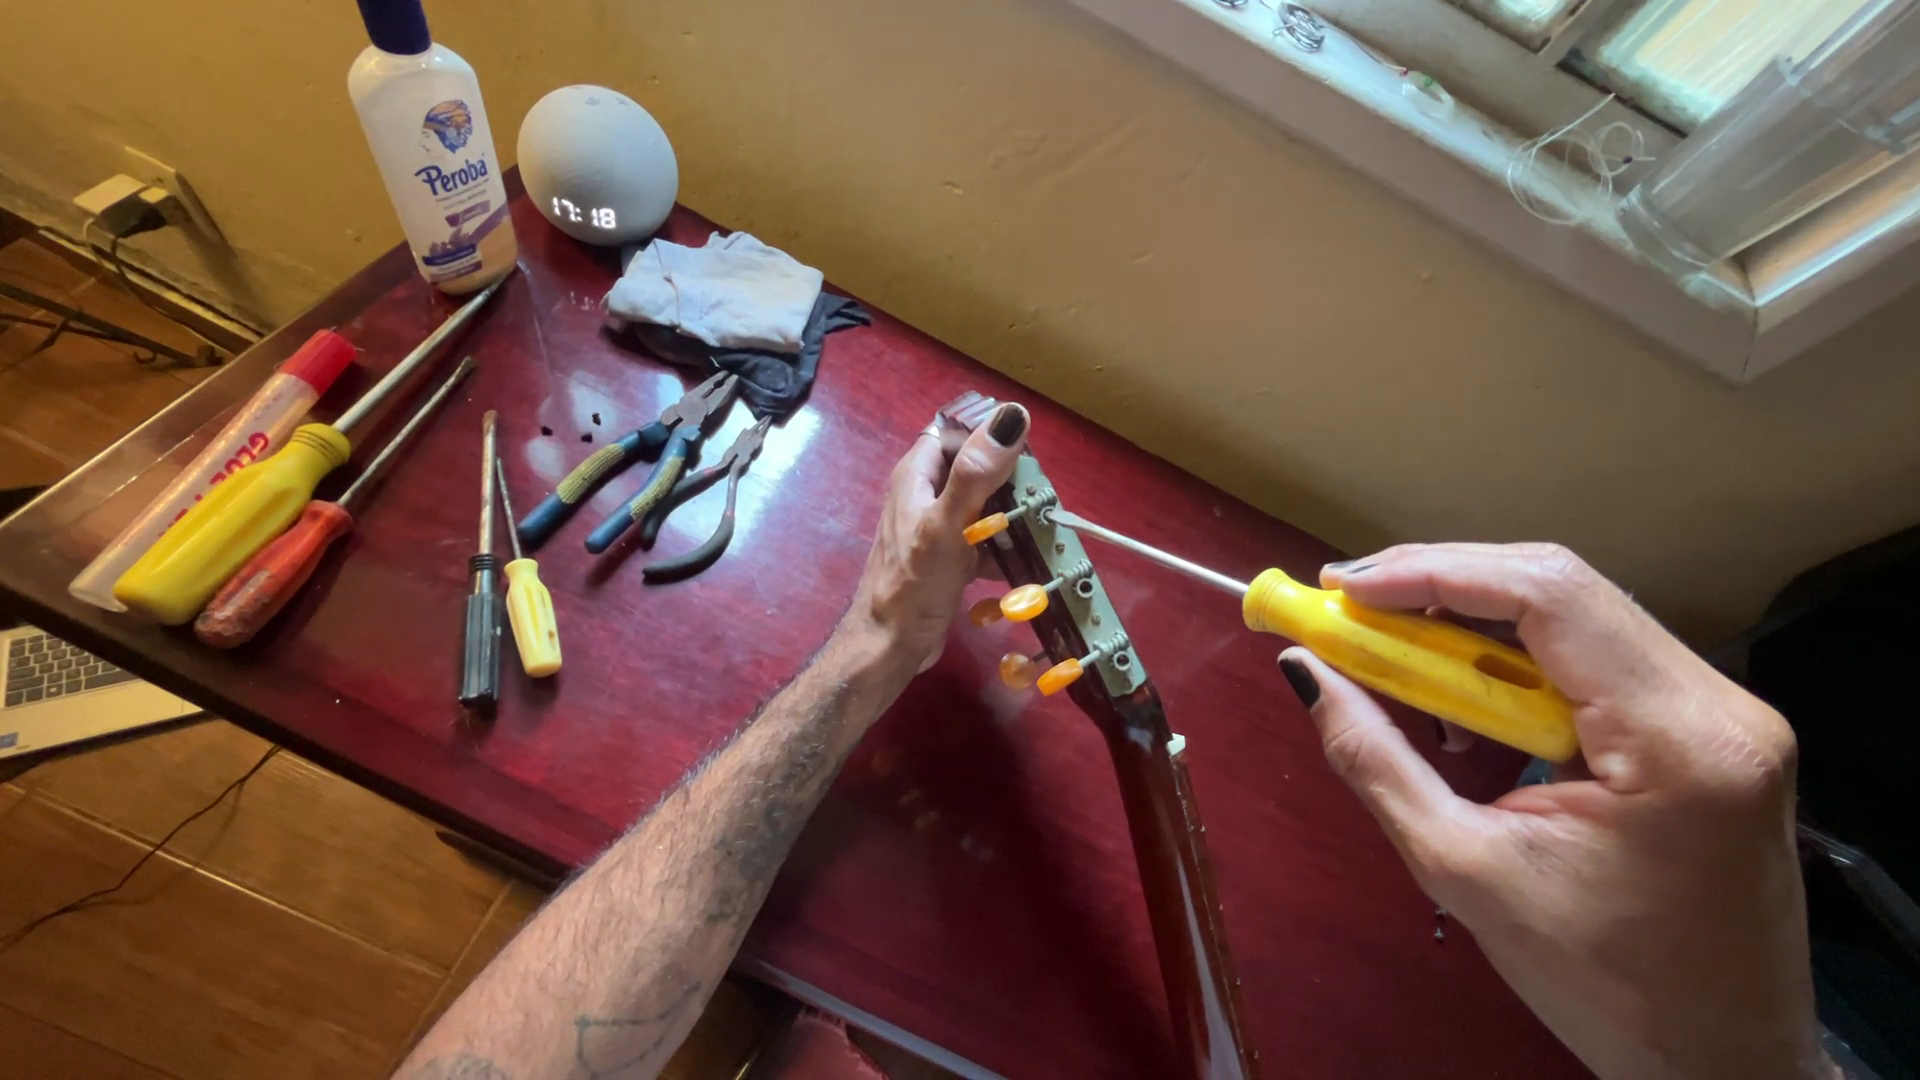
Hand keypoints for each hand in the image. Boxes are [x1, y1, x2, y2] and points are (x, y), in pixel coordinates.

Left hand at [845, 403, 1028, 670]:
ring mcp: (935, 527)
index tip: (1025, 456)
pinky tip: (1022, 561)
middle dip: (1007, 480)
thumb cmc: (914, 584)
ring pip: (982, 505)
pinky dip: (1001, 547)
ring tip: (1038, 527)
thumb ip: (976, 473)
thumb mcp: (946, 524)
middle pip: (974, 468)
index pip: (955, 432)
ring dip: (1010, 515)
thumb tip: (1012, 417)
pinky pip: (982, 539)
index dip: (988, 437)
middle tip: (1039, 497)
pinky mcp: (947, 556)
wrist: (891, 646)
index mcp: (915, 475)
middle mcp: (923, 494)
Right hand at [1278, 543, 1822, 1079]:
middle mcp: (1712, 701)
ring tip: (1381, 640)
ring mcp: (1711, 707)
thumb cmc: (1595, 978)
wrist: (1720, 1057)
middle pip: (1555, 585)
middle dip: (1435, 580)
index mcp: (1677, 741)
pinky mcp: (1692, 720)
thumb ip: (1371, 756)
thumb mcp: (1456, 865)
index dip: (1433, 573)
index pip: (1547, 597)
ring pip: (1564, 607)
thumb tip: (1300, 669)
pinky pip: (1576, 648)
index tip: (1341, 588)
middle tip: (1343, 599)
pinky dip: (1494, 648)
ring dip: (1459, 611)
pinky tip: (1447, 689)